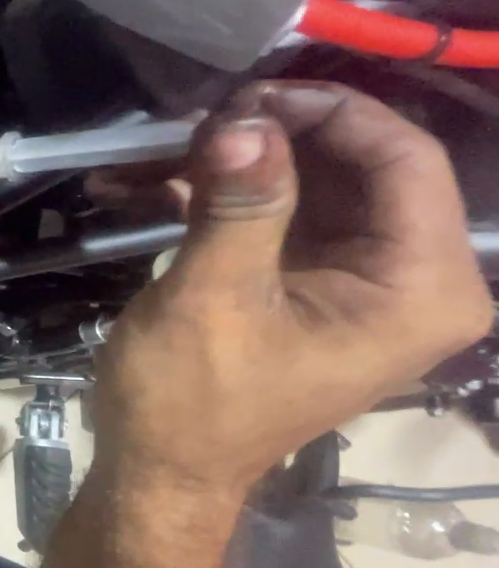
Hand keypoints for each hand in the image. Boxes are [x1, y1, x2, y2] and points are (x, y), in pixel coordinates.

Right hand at [96, 81, 492, 492]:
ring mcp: (354, 287)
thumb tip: (244, 122)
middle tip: (193, 124)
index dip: (331, 116)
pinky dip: (215, 206)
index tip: (245, 97)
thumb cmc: (190, 398)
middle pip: (358, 174)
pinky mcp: (302, 294)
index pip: (405, 164)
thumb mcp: (211, 298)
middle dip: (272, 143)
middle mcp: (408, 280)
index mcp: (420, 286)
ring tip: (153, 155)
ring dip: (231, 171)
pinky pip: (275, 228)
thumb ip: (239, 207)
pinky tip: (147, 190)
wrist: (159, 470)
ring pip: (309, 196)